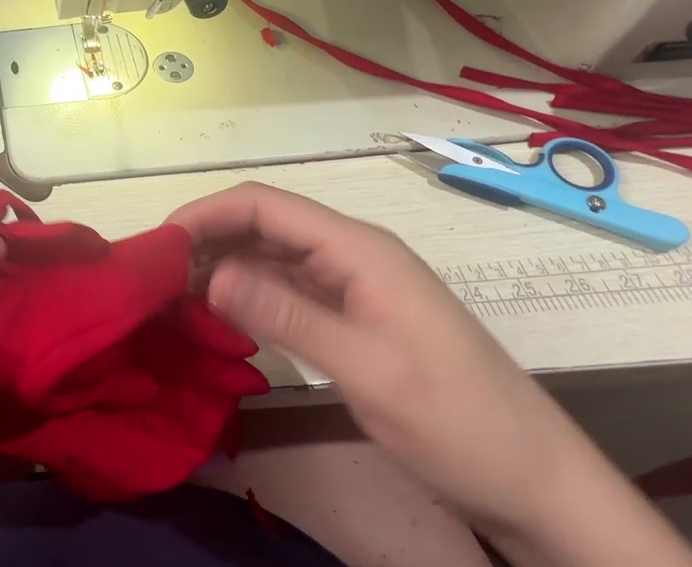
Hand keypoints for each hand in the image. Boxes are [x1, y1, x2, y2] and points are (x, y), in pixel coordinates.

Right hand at [168, 183, 691, 565]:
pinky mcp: (351, 318)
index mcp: (359, 249)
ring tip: (172, 296)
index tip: (156, 247)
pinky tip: (216, 316)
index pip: (264, 205)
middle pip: (262, 225)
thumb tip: (208, 273)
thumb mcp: (369, 370)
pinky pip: (285, 290)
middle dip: (205, 240)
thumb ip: (287, 315)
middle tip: (154, 277)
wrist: (537, 485)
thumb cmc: (459, 421)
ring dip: (221, 267)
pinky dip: (245, 296)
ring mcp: (352, 287)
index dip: (205, 214)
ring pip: (269, 257)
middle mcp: (351, 255)